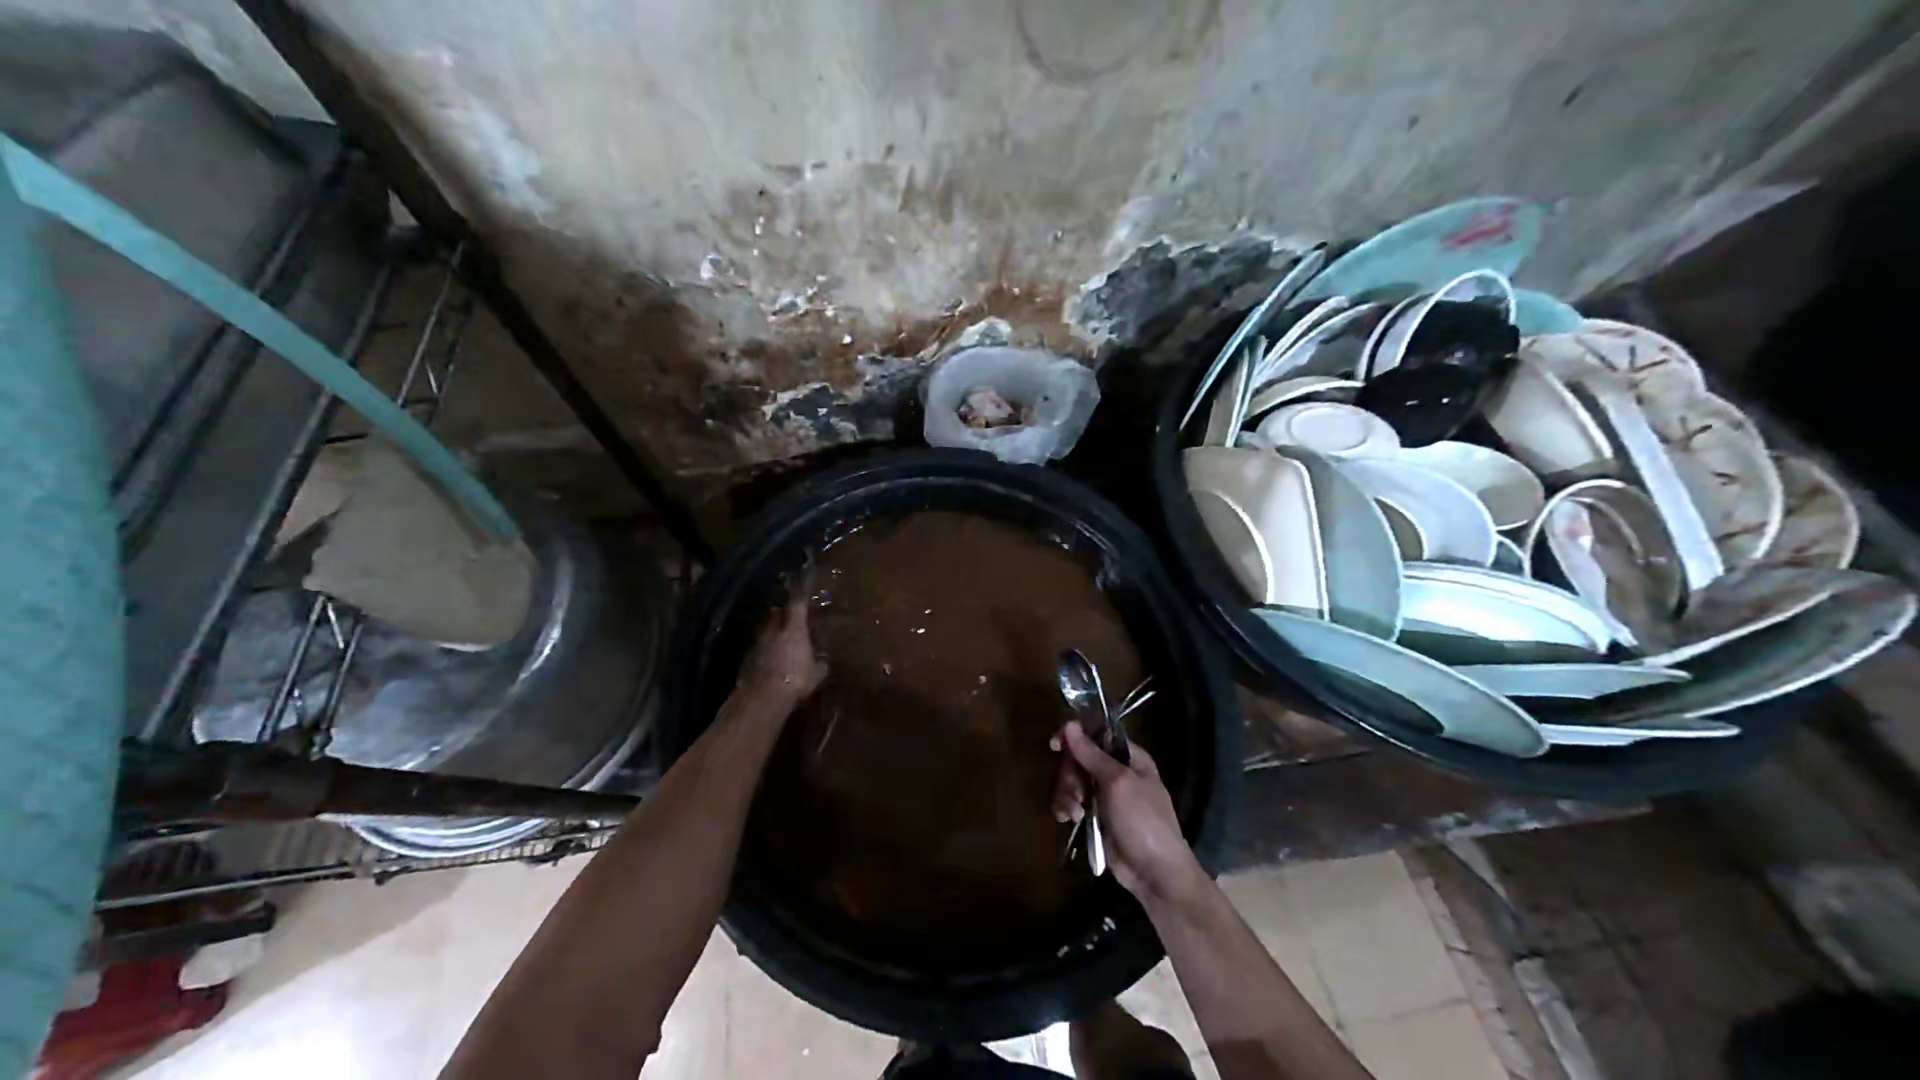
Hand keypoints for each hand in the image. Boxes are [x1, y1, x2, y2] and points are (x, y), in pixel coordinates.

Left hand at [738, 595, 827, 706]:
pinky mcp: (747, 657)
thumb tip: (823, 661)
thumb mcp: (816, 675)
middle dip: (781, 612)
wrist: (764, 697)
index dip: (799, 598)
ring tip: (777, 637)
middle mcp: (774, 631)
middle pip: (775, 613)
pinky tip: (768, 658)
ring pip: (764, 629)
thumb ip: (819, 665)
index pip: (797, 606)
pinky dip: (763, 649)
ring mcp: (758, 643)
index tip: (801, 591)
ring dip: (771, 631)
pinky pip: (757, 647)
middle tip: (787, 614)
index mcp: (794, 631)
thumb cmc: (796, 681)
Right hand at [1051, 722, 1203, 904]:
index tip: (1056, 746)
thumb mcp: (1117, 783)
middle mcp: (1117, 772)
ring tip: (1073, 813)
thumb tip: (1070, 724)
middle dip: (1071, 774)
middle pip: (1080, 759)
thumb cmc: (1143, 821)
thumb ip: (1092, 754)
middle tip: (1075, 792)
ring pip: (1073, 781)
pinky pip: (1073, 802)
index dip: (1075, 737)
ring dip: (1067, 794)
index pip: (1097, 734)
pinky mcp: (1096, 817)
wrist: (1154, 873)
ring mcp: (1106, 795)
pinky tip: (1069, 820)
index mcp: (1130, 757)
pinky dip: (1068, 808)